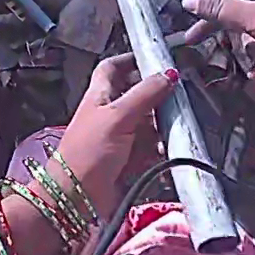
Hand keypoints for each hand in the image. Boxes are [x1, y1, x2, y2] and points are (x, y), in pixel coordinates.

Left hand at [52, 55, 175, 223]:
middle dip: (156, 94)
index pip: (112, 68)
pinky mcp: (128, 159)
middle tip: (178, 94)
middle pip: (135, 94)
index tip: (155, 58)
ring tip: (177, 123)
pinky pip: (150, 147)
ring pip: (147, 121)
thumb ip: (145, 94)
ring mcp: (118, 137)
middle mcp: (108, 113)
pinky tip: (168, 148)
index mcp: (99, 96)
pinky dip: (160, 146)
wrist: (77, 197)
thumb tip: (169, 73)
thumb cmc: (91, 151)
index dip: (130, 60)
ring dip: (161, 123)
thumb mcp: (118, 116)